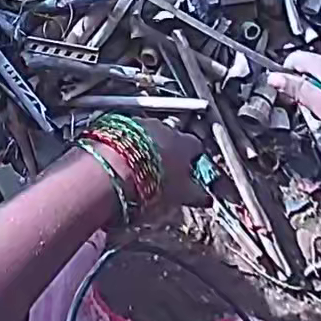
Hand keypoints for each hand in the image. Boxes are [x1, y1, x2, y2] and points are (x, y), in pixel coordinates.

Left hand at [87, 119, 211, 218]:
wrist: (115, 170)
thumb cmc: (151, 182)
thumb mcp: (180, 194)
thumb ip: (196, 193)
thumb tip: (205, 197)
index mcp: (185, 143)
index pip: (196, 146)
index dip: (193, 159)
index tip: (189, 171)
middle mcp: (164, 127)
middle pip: (172, 135)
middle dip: (169, 149)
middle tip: (163, 170)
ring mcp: (141, 123)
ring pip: (149, 133)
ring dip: (147, 145)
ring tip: (140, 167)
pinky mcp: (118, 123)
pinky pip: (128, 132)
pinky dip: (128, 143)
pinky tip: (122, 160)